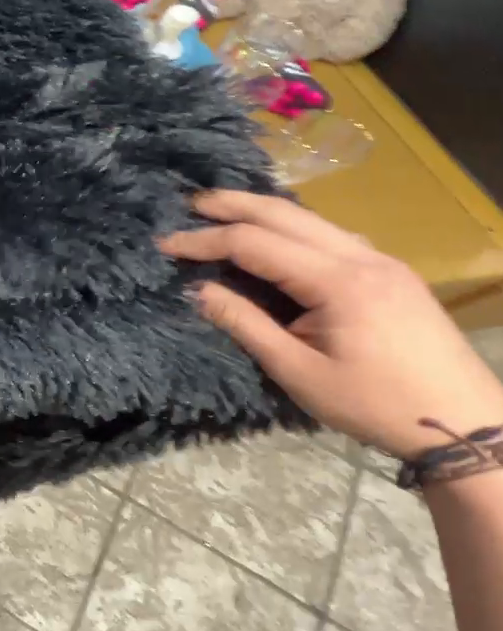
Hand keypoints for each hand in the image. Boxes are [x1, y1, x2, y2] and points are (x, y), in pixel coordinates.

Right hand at [160, 190, 502, 459]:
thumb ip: (244, 323)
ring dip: (261, 211)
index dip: (203, 241)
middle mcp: (364, 260)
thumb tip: (197, 289)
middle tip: (186, 204)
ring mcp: (384, 264)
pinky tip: (272, 235)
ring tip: (219, 212)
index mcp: (340, 283)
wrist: (468, 425)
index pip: (254, 243)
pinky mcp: (391, 275)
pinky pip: (329, 235)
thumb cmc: (374, 403)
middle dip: (231, 205)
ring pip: (311, 220)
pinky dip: (290, 227)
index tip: (163, 246)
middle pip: (286, 215)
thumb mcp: (296, 370)